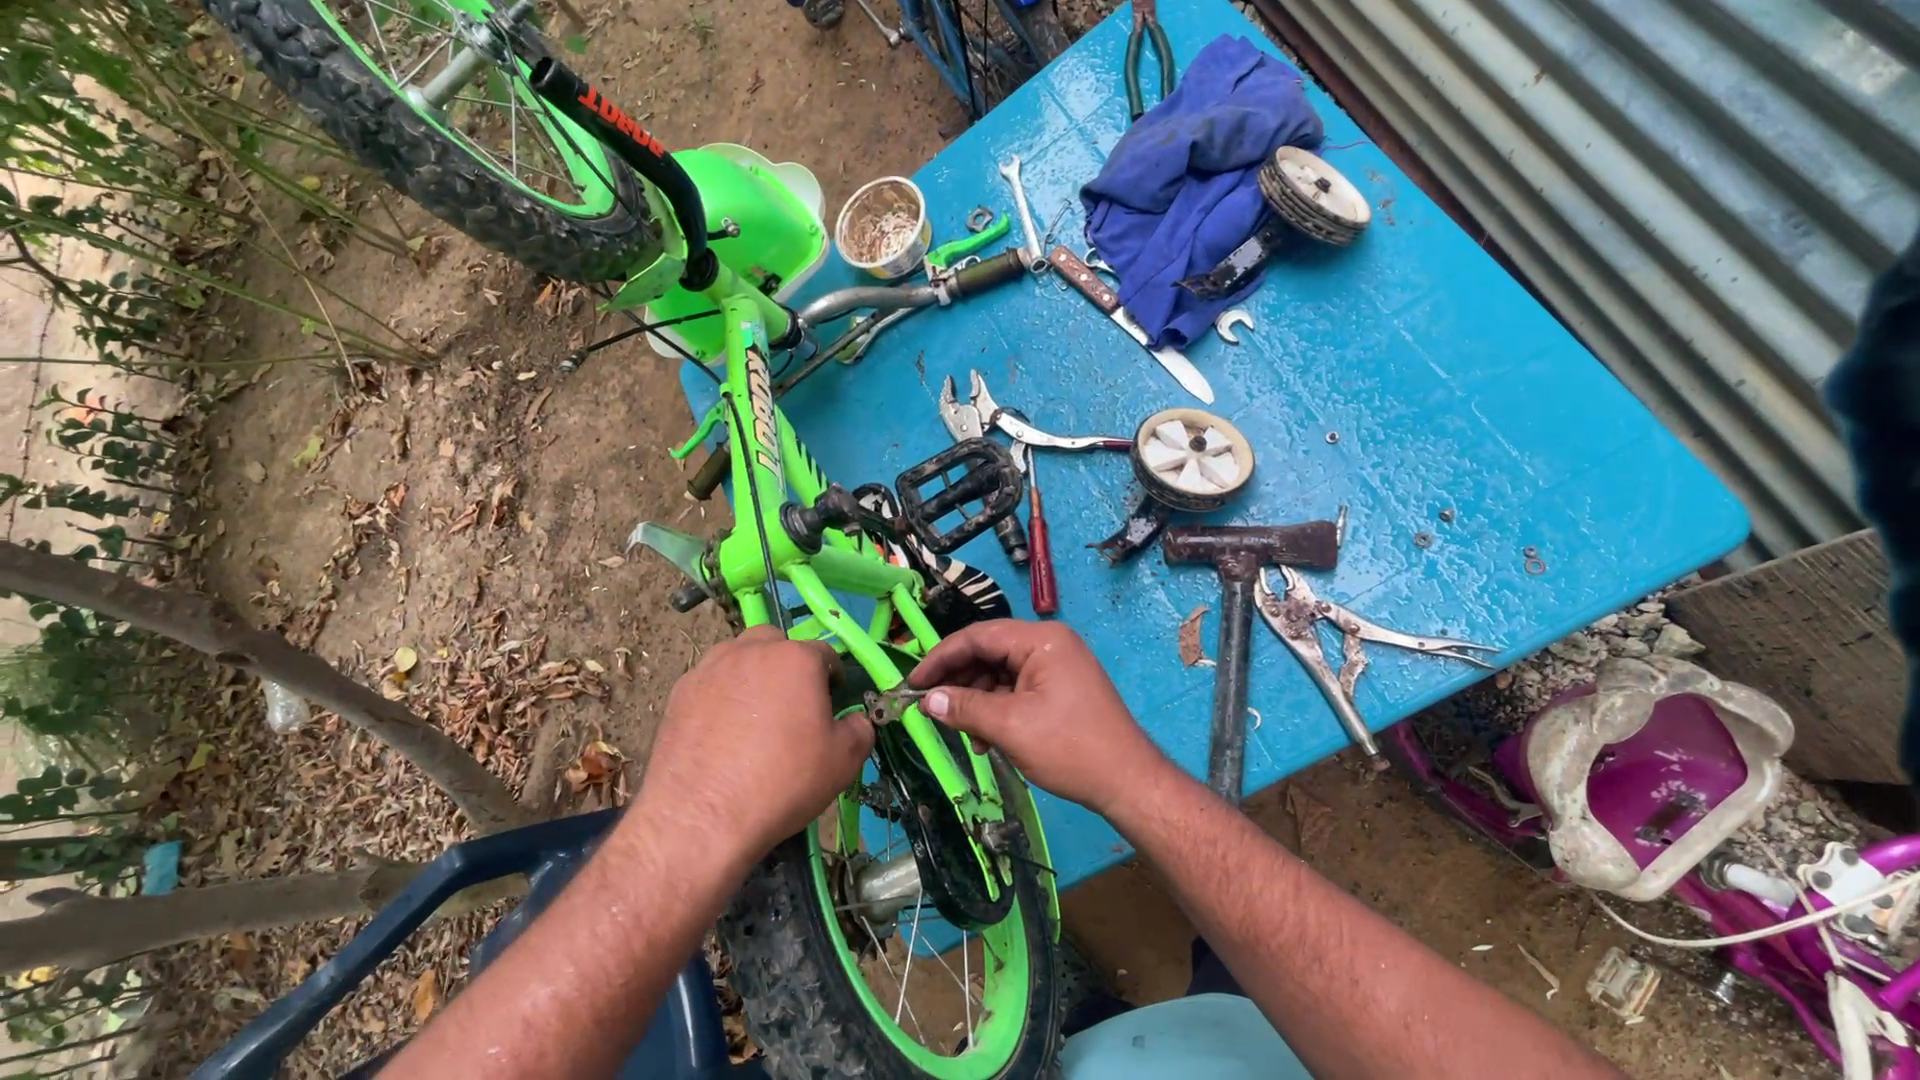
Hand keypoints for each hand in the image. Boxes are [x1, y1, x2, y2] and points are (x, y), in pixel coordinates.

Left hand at [637, 626, 872, 857]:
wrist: (702, 816)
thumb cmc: (782, 782)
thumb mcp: (843, 762)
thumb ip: (859, 730)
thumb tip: (857, 721)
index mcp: (796, 659)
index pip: (825, 654)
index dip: (833, 680)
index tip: (831, 707)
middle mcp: (752, 651)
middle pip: (776, 644)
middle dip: (788, 665)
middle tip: (791, 707)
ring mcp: (711, 668)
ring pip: (739, 657)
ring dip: (752, 674)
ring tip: (754, 717)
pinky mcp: (679, 692)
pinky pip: (710, 682)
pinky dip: (721, 696)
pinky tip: (722, 732)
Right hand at [910, 620, 1168, 814]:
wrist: (1128, 782)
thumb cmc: (1069, 747)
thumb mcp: (1009, 727)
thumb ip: (964, 708)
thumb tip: (926, 700)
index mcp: (1041, 639)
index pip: (978, 635)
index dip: (941, 658)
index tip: (912, 682)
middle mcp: (1050, 644)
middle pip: (989, 653)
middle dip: (959, 683)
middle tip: (931, 709)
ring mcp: (1057, 666)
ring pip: (1000, 674)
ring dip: (977, 702)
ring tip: (966, 735)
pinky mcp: (1060, 689)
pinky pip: (1017, 690)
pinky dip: (997, 711)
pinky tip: (987, 740)